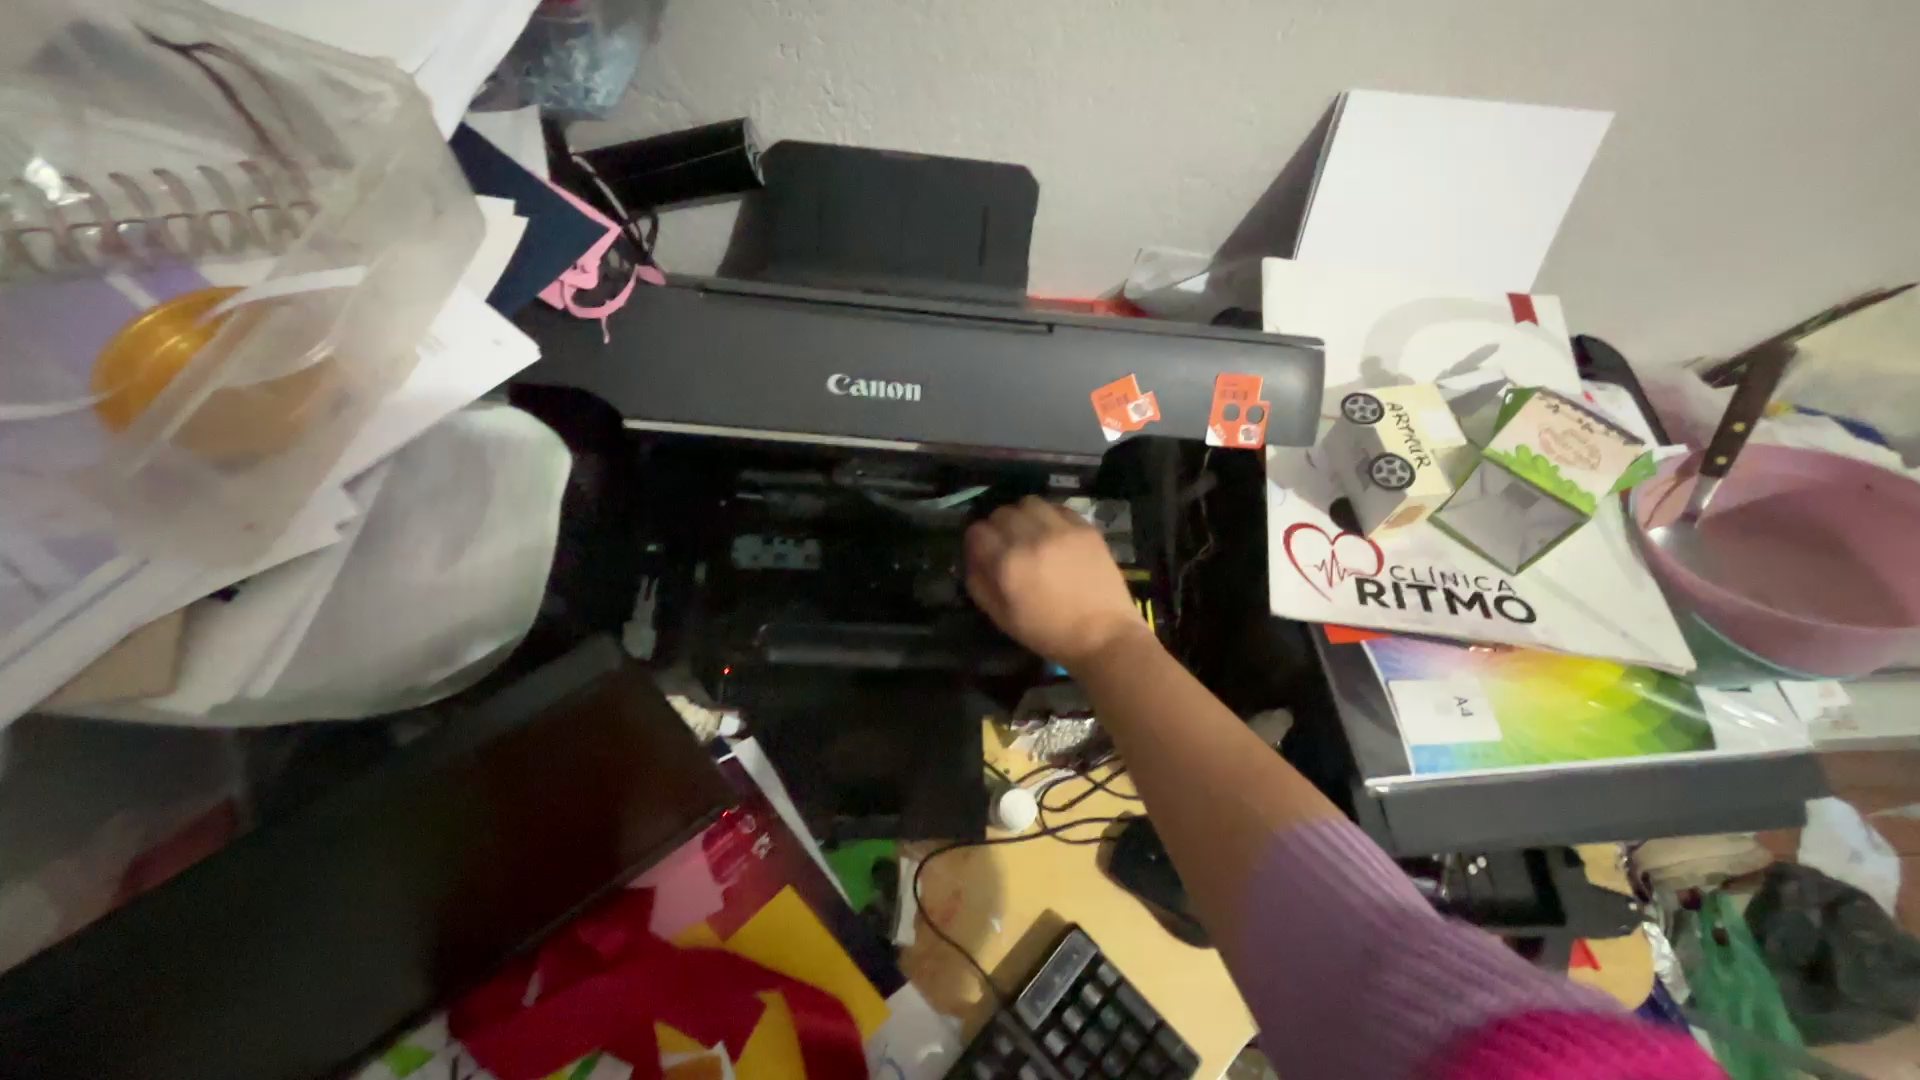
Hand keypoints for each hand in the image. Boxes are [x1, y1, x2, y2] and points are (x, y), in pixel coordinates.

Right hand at [964, 496, 1149, 669]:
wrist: (1103, 635)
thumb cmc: (1048, 632)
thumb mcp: (1002, 618)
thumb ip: (979, 584)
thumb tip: (973, 559)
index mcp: (1007, 563)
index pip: (977, 532)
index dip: (976, 542)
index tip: (983, 552)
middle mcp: (1031, 538)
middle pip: (1001, 513)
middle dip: (997, 527)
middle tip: (1006, 544)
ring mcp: (1061, 529)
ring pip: (1028, 503)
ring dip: (1023, 516)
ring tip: (1029, 533)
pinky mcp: (1085, 528)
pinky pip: (1057, 508)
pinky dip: (1049, 516)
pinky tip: (1053, 534)